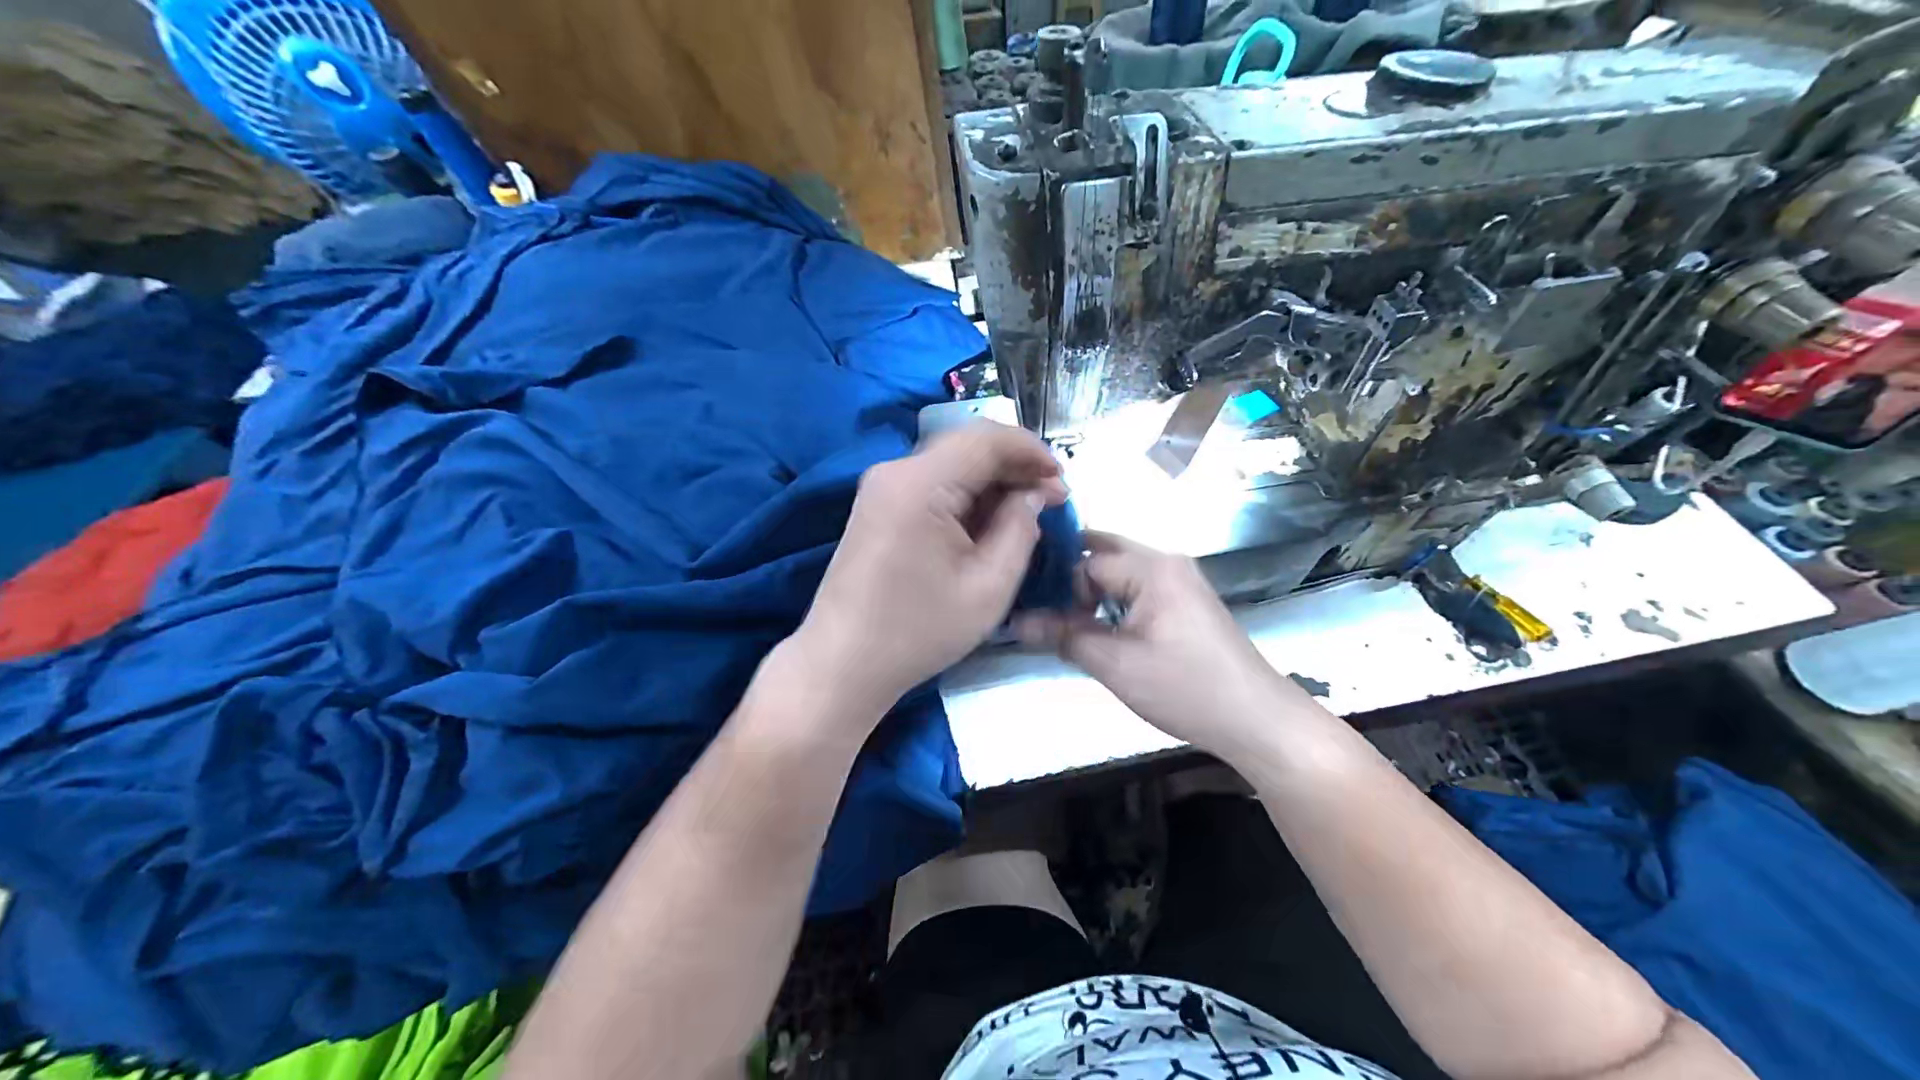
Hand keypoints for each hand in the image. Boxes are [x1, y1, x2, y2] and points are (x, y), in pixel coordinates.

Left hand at [794, 423, 1067, 722]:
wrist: (843, 663)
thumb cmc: (919, 631)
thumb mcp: (988, 587)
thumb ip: (1020, 529)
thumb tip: (1035, 494)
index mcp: (920, 485)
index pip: (986, 440)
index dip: (1031, 451)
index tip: (1063, 479)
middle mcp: (895, 472)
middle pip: (967, 447)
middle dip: (1014, 467)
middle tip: (1053, 498)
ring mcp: (881, 487)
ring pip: (951, 464)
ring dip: (992, 482)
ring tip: (1028, 512)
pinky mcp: (878, 506)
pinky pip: (932, 485)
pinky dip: (966, 496)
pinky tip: (990, 521)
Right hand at [1013, 532, 1319, 760]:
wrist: (1256, 720)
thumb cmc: (1186, 688)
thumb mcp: (1116, 665)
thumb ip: (1064, 636)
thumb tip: (1016, 621)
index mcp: (1152, 568)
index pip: (1084, 561)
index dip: (1053, 584)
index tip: (1024, 606)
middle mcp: (1167, 563)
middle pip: (1102, 553)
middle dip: (1066, 575)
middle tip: (1033, 601)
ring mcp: (1179, 581)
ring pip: (1118, 571)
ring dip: (1087, 590)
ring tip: (1054, 617)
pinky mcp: (1184, 602)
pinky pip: (1135, 588)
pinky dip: (1109, 601)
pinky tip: (1090, 625)